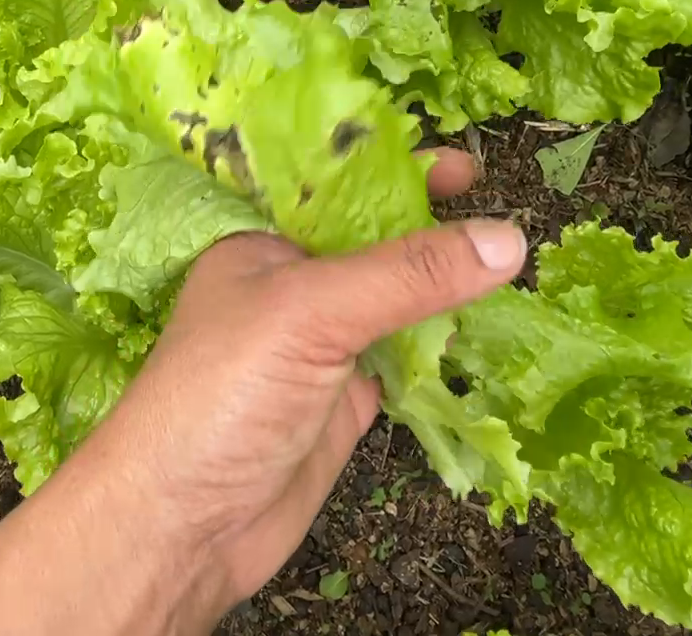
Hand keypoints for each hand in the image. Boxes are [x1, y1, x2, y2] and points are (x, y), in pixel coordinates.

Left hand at [0, 151, 524, 635]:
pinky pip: (402, 357)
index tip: (462, 166)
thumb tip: (506, 237)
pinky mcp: (344, 399)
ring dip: (441, 287)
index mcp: (262, 244)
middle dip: (428, 227)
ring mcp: (319, 345)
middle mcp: (290, 287)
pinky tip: (482, 330)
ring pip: (391, 301)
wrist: (185, 525)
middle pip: (370, 244)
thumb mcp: (309, 311)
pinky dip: (439, 345)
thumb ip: (405, 275)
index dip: (393, 170)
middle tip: (498, 218)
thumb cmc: (224, 391)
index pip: (334, 190)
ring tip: (505, 266)